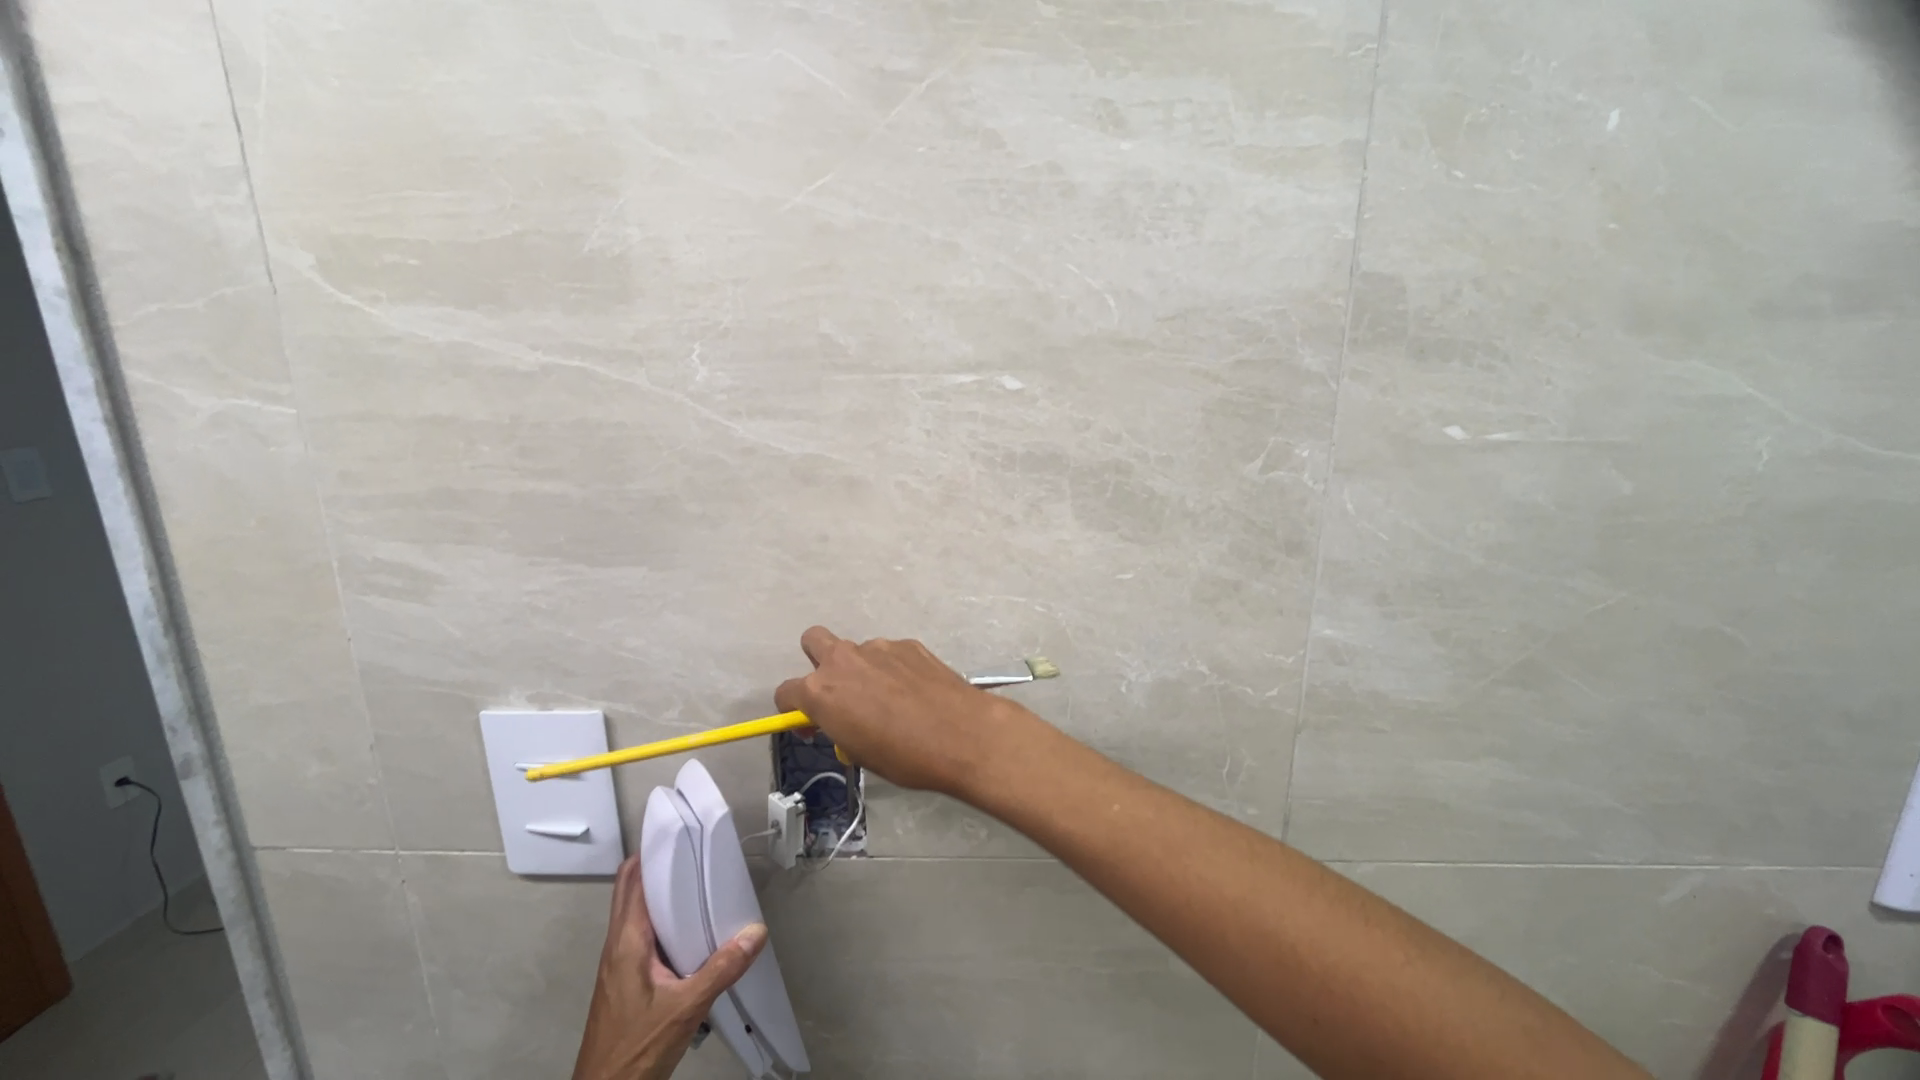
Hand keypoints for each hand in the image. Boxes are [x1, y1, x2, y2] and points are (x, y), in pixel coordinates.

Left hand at [572, 856, 766, 1079]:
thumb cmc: (636, 1049)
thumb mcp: (686, 1009)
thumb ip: (721, 969)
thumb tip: (756, 932)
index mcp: (626, 942)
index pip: (634, 882)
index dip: (653, 853)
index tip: (681, 834)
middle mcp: (617, 946)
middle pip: (628, 891)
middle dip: (654, 867)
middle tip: (692, 853)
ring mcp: (616, 965)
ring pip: (634, 914)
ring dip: (658, 895)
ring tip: (697, 884)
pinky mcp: (622, 982)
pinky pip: (640, 936)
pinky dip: (661, 922)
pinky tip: (689, 934)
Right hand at [774, 625, 1035, 794]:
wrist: (962, 734)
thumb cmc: (905, 756)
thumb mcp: (860, 753)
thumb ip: (840, 729)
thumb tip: (842, 722)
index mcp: (821, 691)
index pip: (786, 692)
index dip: (794, 710)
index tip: (811, 725)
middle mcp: (843, 660)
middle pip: (813, 641)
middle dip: (818, 662)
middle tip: (840, 692)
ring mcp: (878, 648)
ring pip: (858, 650)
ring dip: (863, 669)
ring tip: (890, 699)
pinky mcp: (909, 644)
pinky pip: (890, 654)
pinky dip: (894, 668)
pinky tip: (915, 692)